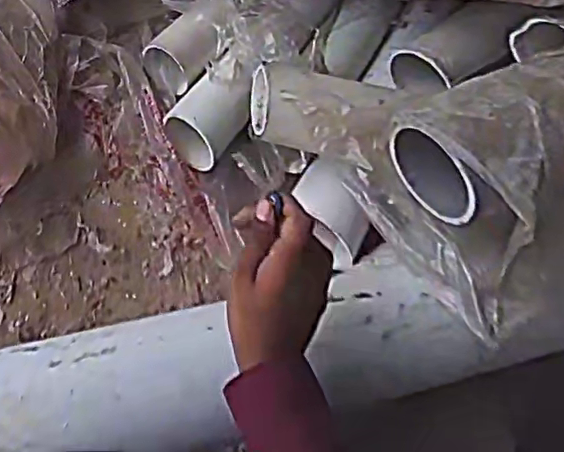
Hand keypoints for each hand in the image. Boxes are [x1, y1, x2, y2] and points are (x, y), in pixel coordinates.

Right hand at [228, 193, 332, 372]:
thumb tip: (266, 208)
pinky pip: (312, 260)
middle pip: (306, 228)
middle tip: (253, 222)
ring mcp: (320, 281)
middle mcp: (313, 267)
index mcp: (293, 259)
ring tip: (260, 241)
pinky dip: (295, 251)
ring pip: (310, 243)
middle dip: (281, 218)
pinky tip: (273, 260)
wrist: (271, 362)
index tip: (266, 201)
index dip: (285, 203)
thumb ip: (258, 238)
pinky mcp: (319, 292)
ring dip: (288, 234)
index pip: (300, 218)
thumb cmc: (251, 320)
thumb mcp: (243, 273)